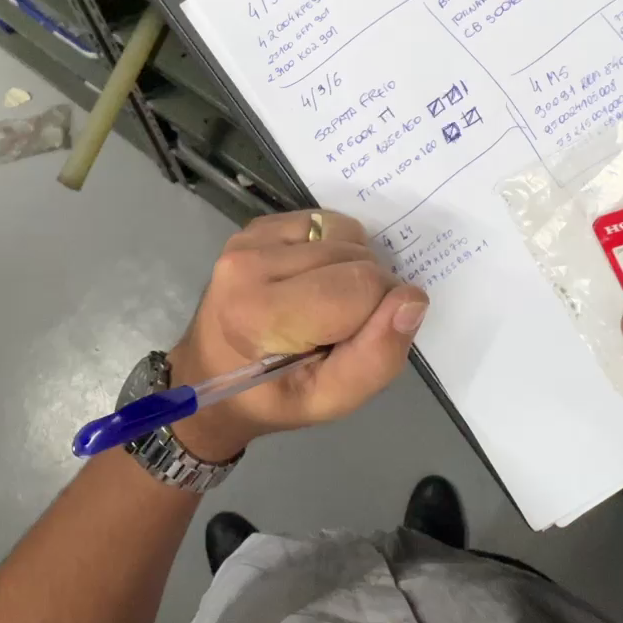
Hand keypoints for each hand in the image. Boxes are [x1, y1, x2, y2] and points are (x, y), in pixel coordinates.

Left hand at [168, 211, 428, 460]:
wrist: (210, 372)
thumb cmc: (270, 397)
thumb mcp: (328, 400)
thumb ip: (376, 357)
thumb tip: (412, 299)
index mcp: (261, 313)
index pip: (361, 285)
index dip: (381, 312)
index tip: (361, 338)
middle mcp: (249, 263)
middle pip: (355, 257)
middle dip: (368, 291)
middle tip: (341, 326)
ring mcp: (249, 238)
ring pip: (344, 234)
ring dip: (352, 267)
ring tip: (327, 303)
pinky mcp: (256, 226)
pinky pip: (324, 222)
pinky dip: (334, 248)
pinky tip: (314, 279)